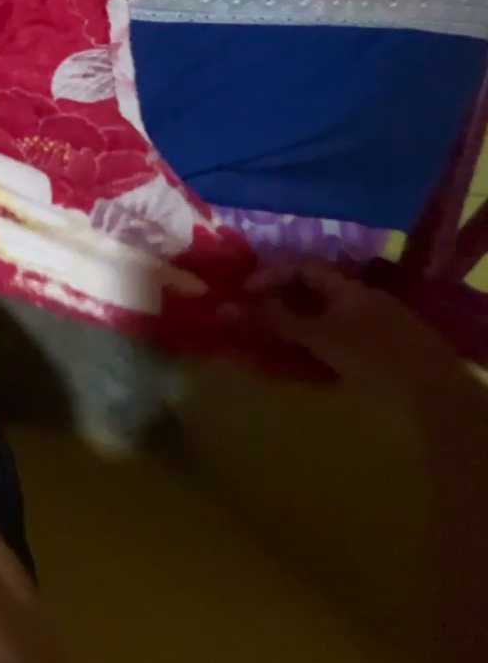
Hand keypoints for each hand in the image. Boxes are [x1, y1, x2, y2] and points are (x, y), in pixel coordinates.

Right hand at [247, 263, 471, 406]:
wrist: (437, 395)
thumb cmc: (373, 356)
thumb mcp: (317, 336)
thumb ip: (273, 320)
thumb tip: (225, 307)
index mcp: (350, 289)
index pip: (301, 267)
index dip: (269, 274)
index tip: (244, 291)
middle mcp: (362, 299)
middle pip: (310, 291)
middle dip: (277, 301)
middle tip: (252, 315)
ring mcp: (375, 323)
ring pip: (321, 314)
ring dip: (292, 322)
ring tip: (270, 339)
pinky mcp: (380, 345)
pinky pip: (335, 332)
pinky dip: (312, 339)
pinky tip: (301, 357)